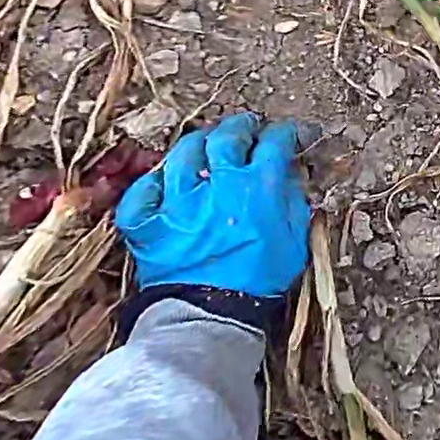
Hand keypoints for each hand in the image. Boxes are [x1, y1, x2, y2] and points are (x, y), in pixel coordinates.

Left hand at [114, 113, 309, 295]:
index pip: (275, 142)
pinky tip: (167, 181)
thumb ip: (294, 199)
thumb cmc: (263, 276)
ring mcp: (178, 200)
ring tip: (209, 143)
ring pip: (184, 153)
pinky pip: (143, 191)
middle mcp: (219, 184)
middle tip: (249, 126)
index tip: (294, 134)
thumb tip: (291, 174)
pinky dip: (155, 181)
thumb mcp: (296, 235)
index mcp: (259, 186)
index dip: (288, 132)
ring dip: (200, 142)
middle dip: (243, 125)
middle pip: (227, 136)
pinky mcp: (148, 222)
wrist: (213, 314)